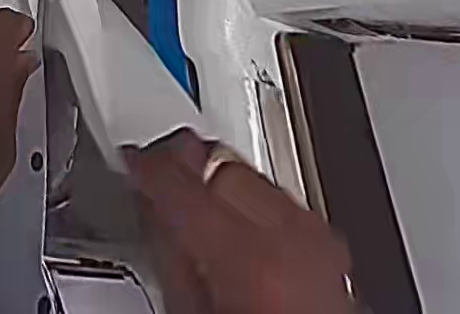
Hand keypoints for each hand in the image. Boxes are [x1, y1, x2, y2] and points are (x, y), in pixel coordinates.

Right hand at [126, 130, 355, 313]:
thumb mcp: (190, 313)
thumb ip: (168, 253)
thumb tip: (150, 204)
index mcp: (243, 260)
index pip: (179, 180)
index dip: (146, 163)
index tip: (133, 160)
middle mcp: (284, 238)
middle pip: (216, 160)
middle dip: (182, 161)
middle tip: (157, 172)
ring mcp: (312, 237)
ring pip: (245, 169)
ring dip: (215, 174)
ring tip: (193, 196)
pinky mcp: (326, 240)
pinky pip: (274, 193)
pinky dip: (248, 194)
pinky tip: (232, 216)